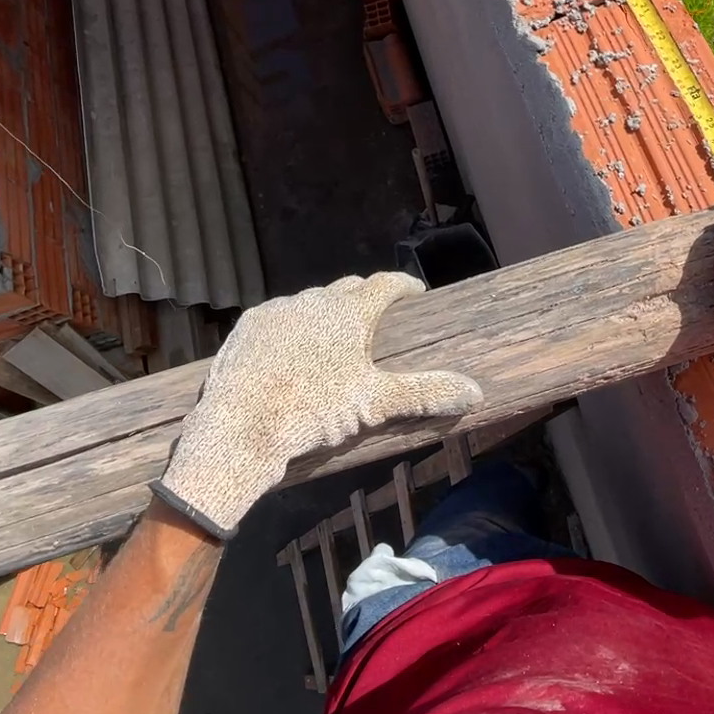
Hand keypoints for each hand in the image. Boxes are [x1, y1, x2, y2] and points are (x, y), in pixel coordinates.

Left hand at [153, 273, 482, 538]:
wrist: (239, 429)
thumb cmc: (314, 411)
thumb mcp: (375, 404)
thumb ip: (426, 393)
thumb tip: (475, 391)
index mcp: (349, 311)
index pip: (386, 284)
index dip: (405, 287)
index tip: (416, 295)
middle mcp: (315, 299)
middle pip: (349, 289)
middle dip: (367, 300)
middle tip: (378, 325)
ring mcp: (278, 309)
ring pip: (313, 303)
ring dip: (328, 316)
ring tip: (335, 344)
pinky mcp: (249, 325)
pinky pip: (281, 318)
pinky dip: (294, 329)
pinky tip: (293, 355)